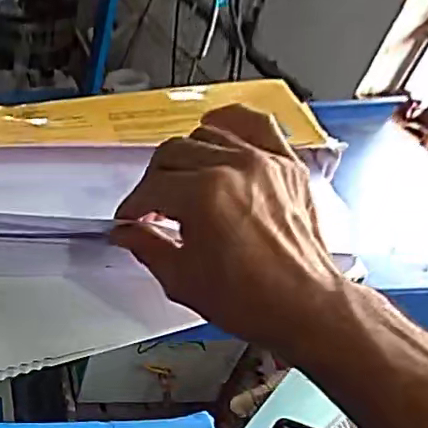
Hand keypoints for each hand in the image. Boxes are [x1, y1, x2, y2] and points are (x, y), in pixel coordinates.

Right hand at [110, 103, 352, 358]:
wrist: (300, 305)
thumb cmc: (249, 298)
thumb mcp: (180, 278)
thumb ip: (147, 247)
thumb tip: (127, 233)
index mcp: (203, 196)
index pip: (151, 187)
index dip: (132, 207)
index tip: (128, 220)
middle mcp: (234, 168)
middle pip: (173, 153)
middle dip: (151, 181)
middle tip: (148, 207)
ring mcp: (264, 162)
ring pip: (207, 134)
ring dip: (184, 155)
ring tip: (178, 182)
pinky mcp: (286, 165)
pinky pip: (256, 124)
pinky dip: (231, 122)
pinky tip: (215, 130)